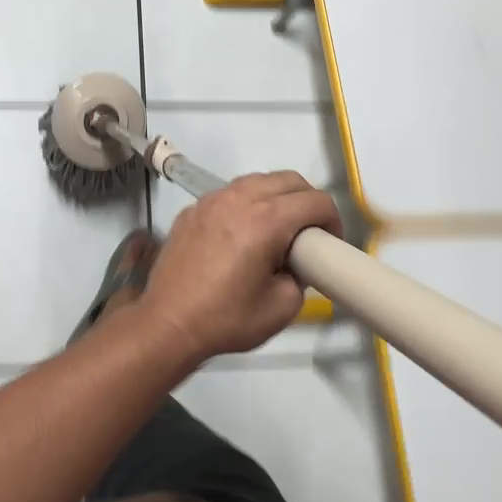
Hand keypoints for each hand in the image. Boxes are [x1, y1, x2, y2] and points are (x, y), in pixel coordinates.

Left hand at [135, 171, 342, 364]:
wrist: (169, 322)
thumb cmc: (227, 318)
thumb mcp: (281, 307)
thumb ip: (300, 276)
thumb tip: (294, 263)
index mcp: (266, 220)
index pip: (314, 201)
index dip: (333, 219)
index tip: (331, 242)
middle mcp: (238, 199)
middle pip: (288, 179)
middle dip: (307, 201)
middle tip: (310, 233)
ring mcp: (211, 200)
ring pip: (257, 180)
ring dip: (276, 197)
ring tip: (278, 230)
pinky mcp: (192, 209)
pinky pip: (229, 194)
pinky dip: (246, 204)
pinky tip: (242, 234)